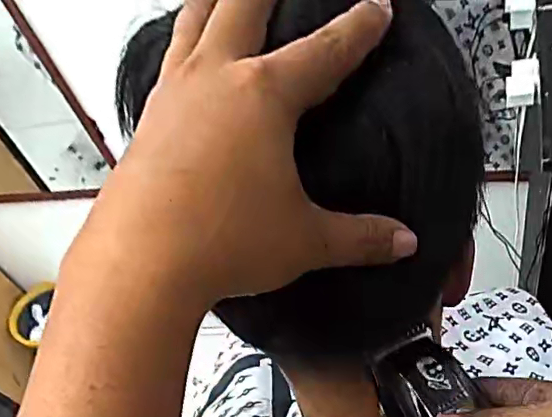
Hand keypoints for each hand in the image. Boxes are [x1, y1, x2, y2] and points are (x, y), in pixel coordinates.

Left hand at [62, 0, 416, 306]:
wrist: (147, 257)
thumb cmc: (226, 240)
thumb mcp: (307, 242)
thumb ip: (361, 238)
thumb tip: (404, 242)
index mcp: (263, 97)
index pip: (323, 53)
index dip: (357, 30)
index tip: (377, 9)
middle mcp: (215, 78)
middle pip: (242, 2)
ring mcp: (174, 92)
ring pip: (194, 17)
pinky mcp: (148, 118)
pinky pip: (168, 60)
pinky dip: (182, 41)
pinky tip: (186, 55)